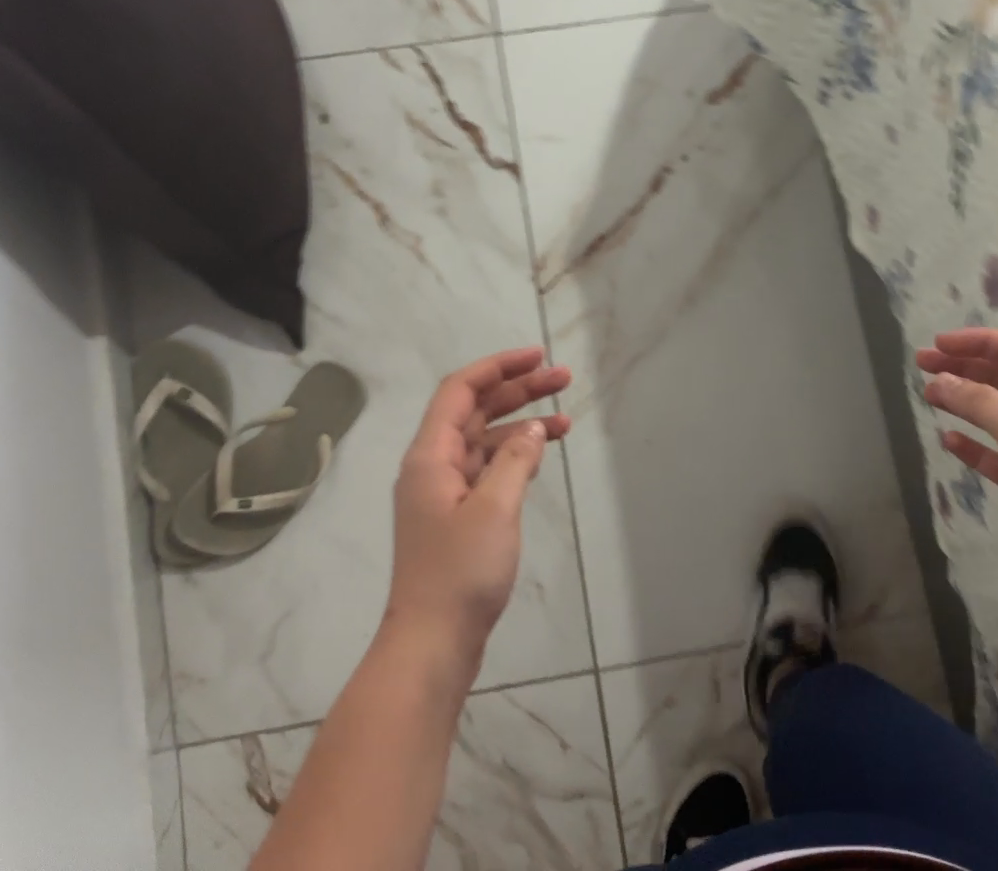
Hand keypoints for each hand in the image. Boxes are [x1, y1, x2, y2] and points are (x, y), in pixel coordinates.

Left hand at [388, 347, 570, 653]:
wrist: (433, 640)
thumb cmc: (461, 572)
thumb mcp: (495, 509)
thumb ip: (515, 461)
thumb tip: (534, 430)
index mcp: (431, 456)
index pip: (461, 391)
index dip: (499, 368)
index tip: (538, 357)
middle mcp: (433, 467)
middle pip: (475, 412)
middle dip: (518, 391)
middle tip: (564, 380)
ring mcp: (444, 493)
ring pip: (485, 441)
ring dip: (522, 425)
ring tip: (567, 420)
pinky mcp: (458, 517)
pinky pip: (488, 470)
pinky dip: (516, 457)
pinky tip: (542, 456)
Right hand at [917, 328, 997, 599]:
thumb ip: (980, 403)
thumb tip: (940, 380)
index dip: (981, 341)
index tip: (940, 345)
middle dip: (965, 367)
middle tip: (921, 365)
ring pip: (995, 414)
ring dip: (963, 401)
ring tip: (928, 396)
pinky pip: (993, 453)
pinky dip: (970, 444)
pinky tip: (948, 441)